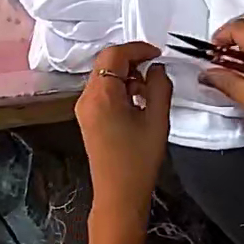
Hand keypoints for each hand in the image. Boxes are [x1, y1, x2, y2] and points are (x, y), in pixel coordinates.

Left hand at [77, 42, 171, 218]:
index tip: (157, 54)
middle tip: (155, 71)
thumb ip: (159, 86)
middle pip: (106, 63)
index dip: (137, 48)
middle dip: (132, 61)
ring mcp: (84, 109)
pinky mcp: (88, 119)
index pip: (114, 54)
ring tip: (149, 91)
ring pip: (104, 76)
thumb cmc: (138, 160)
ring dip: (126, 75)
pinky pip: (102, 92)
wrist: (119, 195)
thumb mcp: (157, 119)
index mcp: (101, 95)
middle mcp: (87, 98)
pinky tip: (137, 102)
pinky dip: (120, 88)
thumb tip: (156, 68)